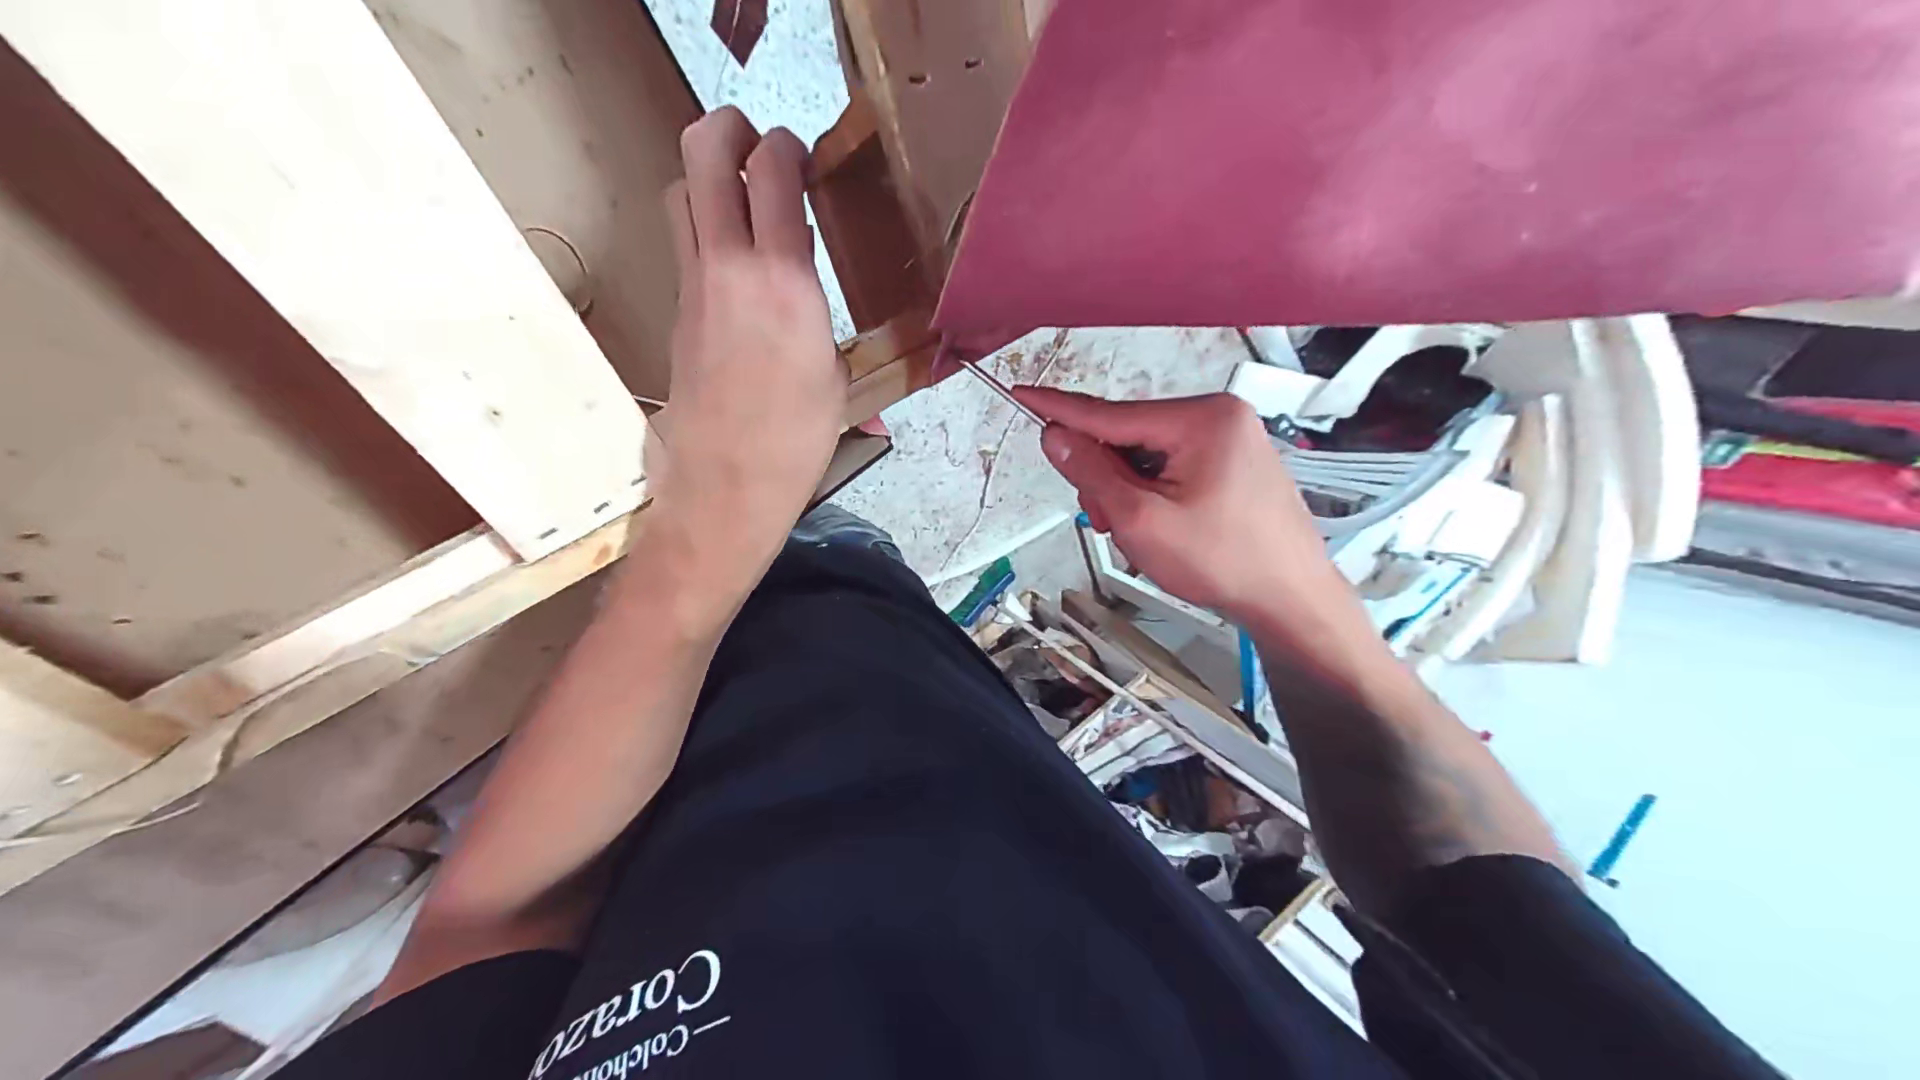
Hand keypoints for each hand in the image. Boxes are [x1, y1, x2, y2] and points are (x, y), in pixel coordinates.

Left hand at [648, 108, 846, 592]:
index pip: (772, 174)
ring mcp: (694, 289)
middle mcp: (729, 269)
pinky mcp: (679, 315)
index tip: (803, 149)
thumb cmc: (798, 441)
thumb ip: (819, 317)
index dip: (786, 144)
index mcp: (783, 283)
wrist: (727, 486)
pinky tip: (739, 263)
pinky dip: (708, 232)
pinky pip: (687, 248)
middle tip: (756, 137)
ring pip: (682, 196)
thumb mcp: (834, 377)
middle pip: (703, 156)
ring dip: (708, 178)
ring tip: (744, 196)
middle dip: (727, 127)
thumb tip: (810, 289)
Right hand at [1013, 387, 1355, 634]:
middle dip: (1106, 479)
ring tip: (1141, 535)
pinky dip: (1153, 496)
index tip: (1024, 394)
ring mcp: (1230, 440)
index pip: (1110, 412)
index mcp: (1202, 419)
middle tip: (1104, 522)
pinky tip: (1160, 528)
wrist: (1291, 599)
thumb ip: (1091, 472)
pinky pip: (1173, 468)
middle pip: (1129, 437)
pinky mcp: (1232, 464)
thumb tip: (1056, 435)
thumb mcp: (1141, 519)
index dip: (1059, 409)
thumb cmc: (1225, 561)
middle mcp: (1219, 417)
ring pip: (1148, 457)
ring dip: (1129, 493)